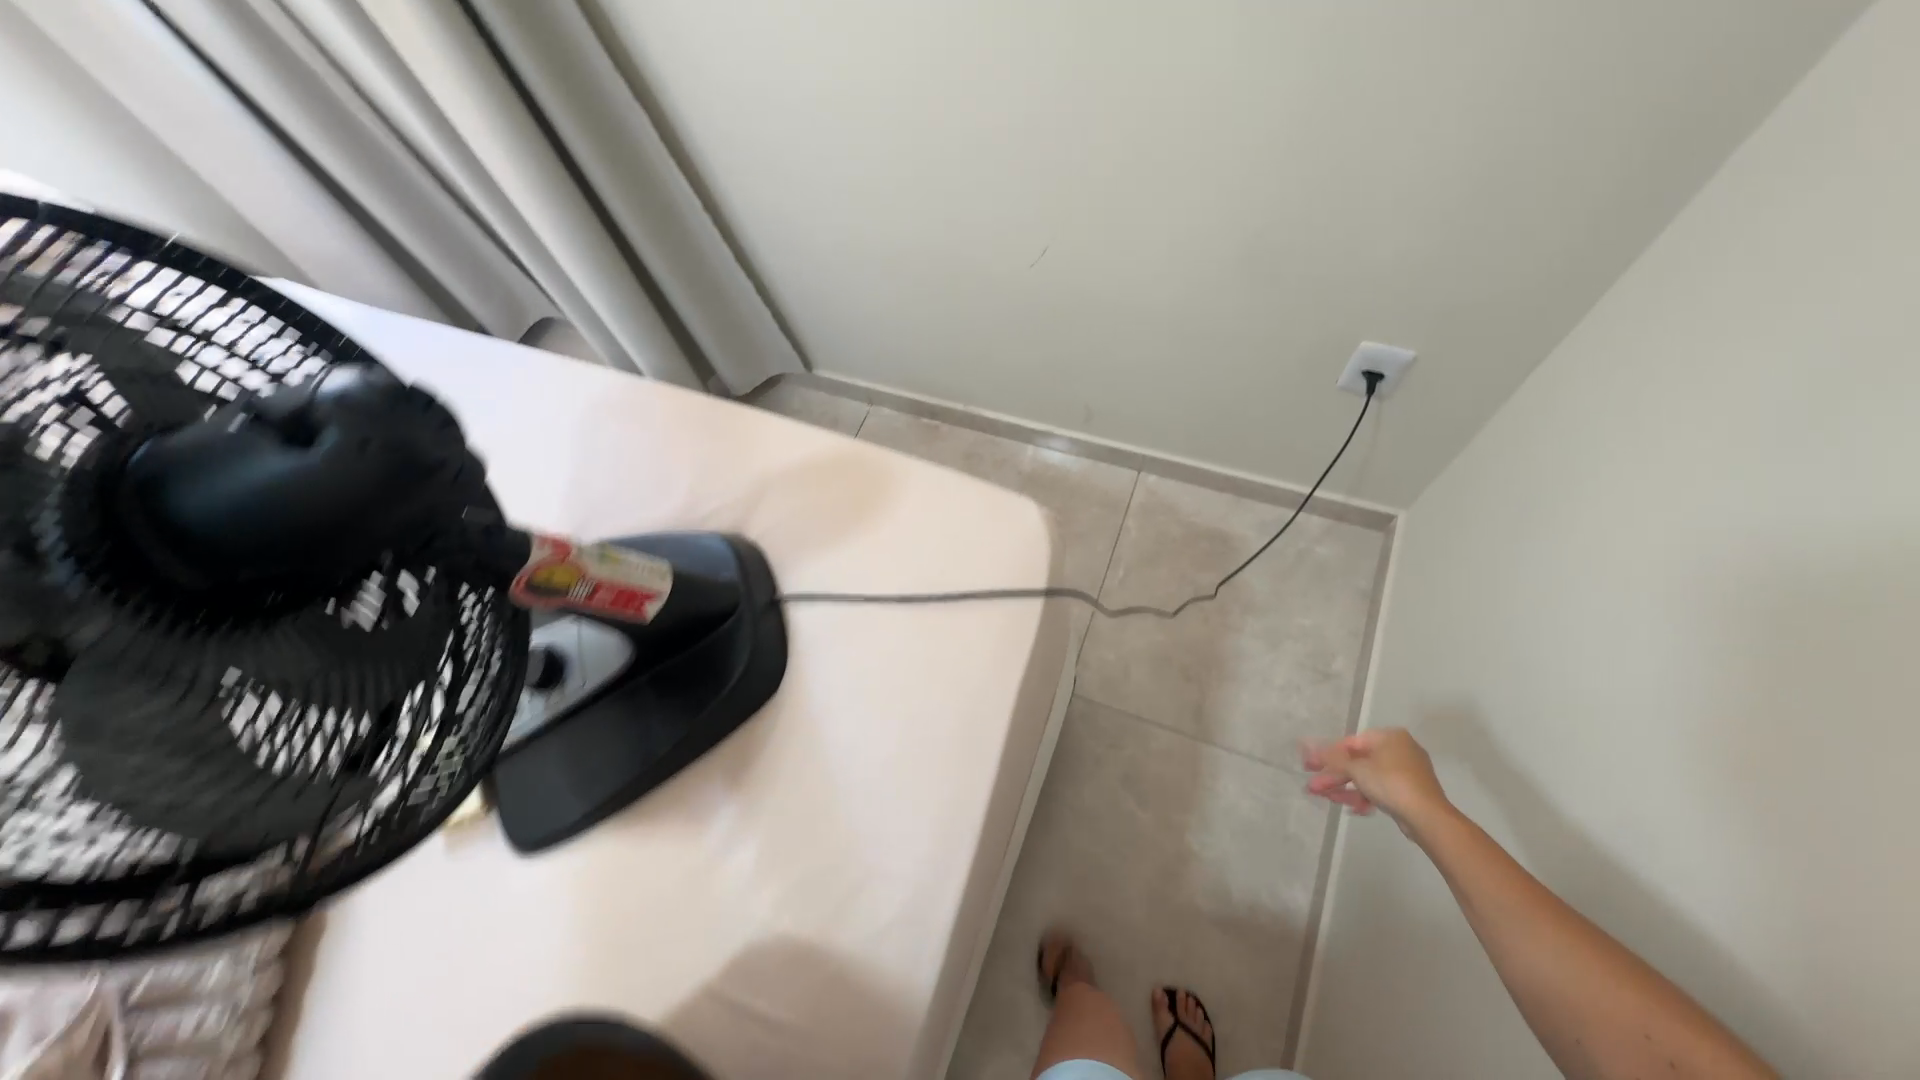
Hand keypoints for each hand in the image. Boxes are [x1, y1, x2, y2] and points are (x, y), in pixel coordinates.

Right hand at [1301, 728, 1450, 831]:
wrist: (1428, 816)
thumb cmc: (1390, 783)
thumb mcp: (1356, 769)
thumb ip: (1331, 758)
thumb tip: (1305, 744)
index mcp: (1389, 736)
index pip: (1349, 743)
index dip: (1326, 755)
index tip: (1308, 766)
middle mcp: (1399, 749)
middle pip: (1357, 762)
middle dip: (1334, 776)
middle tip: (1313, 787)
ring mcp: (1406, 771)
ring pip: (1367, 777)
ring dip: (1345, 788)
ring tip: (1326, 799)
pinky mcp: (1409, 790)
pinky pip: (1380, 789)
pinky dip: (1365, 796)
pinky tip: (1353, 808)